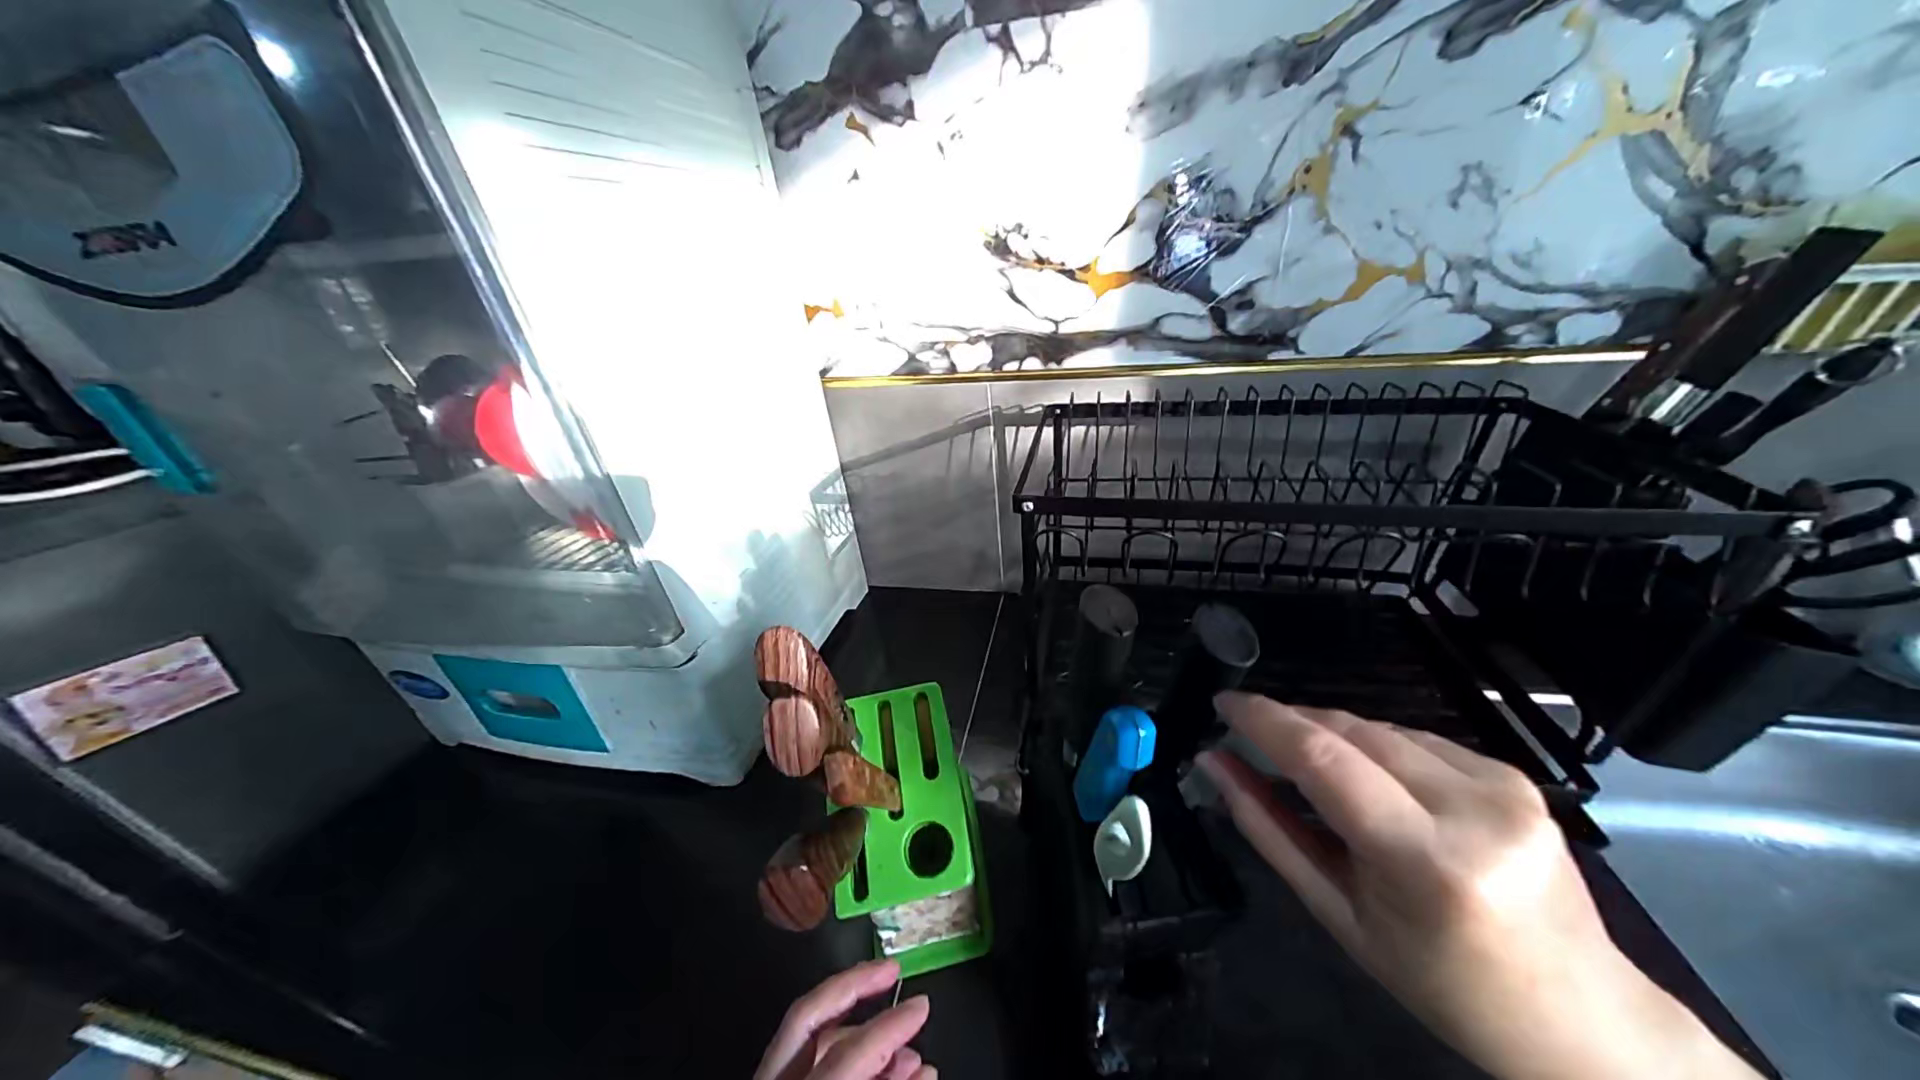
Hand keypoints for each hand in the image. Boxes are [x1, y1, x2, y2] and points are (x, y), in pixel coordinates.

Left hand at [755, 959, 935, 1079]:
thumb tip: (922, 1067)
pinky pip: (802, 1059)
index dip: (887, 1028)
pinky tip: (880, 1061)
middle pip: (807, 1016)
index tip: (922, 1005)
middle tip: (893, 968)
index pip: (843, 1056)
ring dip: (855, 1027)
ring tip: (902, 1031)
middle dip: (854, 986)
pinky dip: (840, 1050)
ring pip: (805, 1036)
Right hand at [1198, 693, 1758, 1079]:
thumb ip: (1269, 828)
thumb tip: (1216, 764)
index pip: (1324, 758)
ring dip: (1330, 734)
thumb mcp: (1338, 913)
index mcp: (1426, 860)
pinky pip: (1416, 738)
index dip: (1263, 720)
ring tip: (1302, 762)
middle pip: (1351, 730)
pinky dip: (1374, 746)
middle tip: (1248, 733)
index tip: (1223, 702)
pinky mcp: (1516, 776)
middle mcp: (1474, 809)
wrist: (1578, 1015)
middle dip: (1291, 723)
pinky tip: (1365, 775)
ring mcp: (1504, 787)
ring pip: (1380, 727)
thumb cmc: (1440, 982)